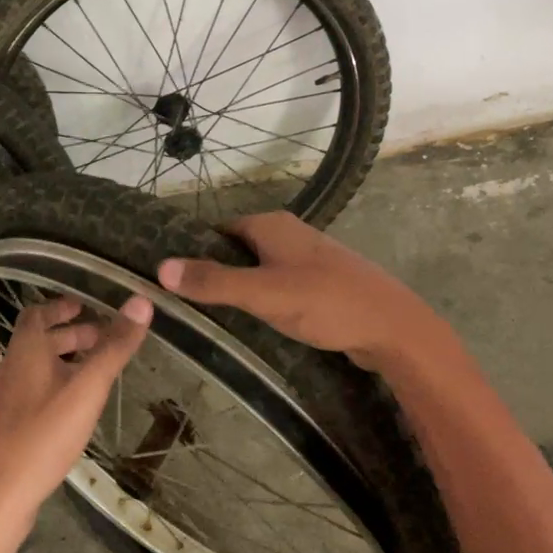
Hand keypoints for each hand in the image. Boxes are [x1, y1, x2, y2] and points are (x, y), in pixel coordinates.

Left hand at [0, 294, 152, 528]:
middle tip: (104, 339)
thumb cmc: (42, 435)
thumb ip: (114, 347)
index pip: (37, 313)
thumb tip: (141, 301)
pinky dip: (57, 387)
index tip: (85, 306)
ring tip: (97, 373)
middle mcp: (11, 368)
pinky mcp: (7, 429)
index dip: (60, 306)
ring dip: (65, 362)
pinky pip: (34, 393)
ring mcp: (6, 400)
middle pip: (39, 340)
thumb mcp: (87, 388)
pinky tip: (75, 410)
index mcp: (26, 351)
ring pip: (37, 368)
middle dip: (71, 335)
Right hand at [157, 212, 441, 371]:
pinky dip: (265, 301)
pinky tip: (258, 326)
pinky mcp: (322, 283)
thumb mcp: (263, 293)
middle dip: (215, 274)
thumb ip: (214, 282)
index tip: (169, 280)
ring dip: (241, 290)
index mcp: (271, 225)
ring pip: (260, 269)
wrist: (392, 327)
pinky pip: (280, 286)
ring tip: (215, 320)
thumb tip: (160, 267)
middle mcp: (288, 233)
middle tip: (187, 307)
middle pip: (237, 250)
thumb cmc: (325, 301)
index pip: (217, 231)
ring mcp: (307, 259)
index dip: (193, 252)